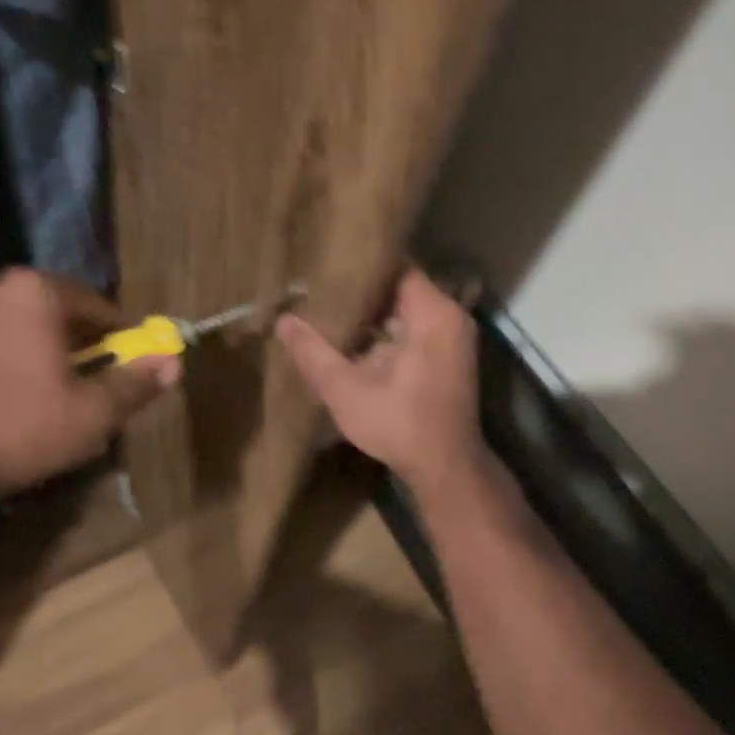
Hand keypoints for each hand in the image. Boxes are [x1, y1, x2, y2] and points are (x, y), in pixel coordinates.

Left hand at [0, 268, 180, 520]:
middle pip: (57, 314)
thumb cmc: (16, 429)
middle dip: (79, 347)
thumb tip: (174, 362)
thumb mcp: (90, 415)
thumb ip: (135, 384)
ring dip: (40, 354)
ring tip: (48, 398)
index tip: (129, 370)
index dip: (121, 340)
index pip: (99, 308)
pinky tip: (6, 400)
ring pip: (19, 329)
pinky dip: (5, 363)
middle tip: (91, 387)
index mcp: (36, 291)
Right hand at [275, 268, 486, 491]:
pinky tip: (351, 337)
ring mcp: (452, 337)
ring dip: (371, 311)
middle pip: (400, 286)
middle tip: (319, 285)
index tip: (327, 263)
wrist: (446, 470)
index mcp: (434, 314)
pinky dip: (385, 328)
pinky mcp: (447, 356)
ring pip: (405, 308)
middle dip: (361, 288)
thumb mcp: (347, 390)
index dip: (361, 263)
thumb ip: (313, 353)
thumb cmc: (401, 426)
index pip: (397, 266)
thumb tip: (282, 321)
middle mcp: (450, 317)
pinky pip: (413, 326)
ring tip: (328, 306)